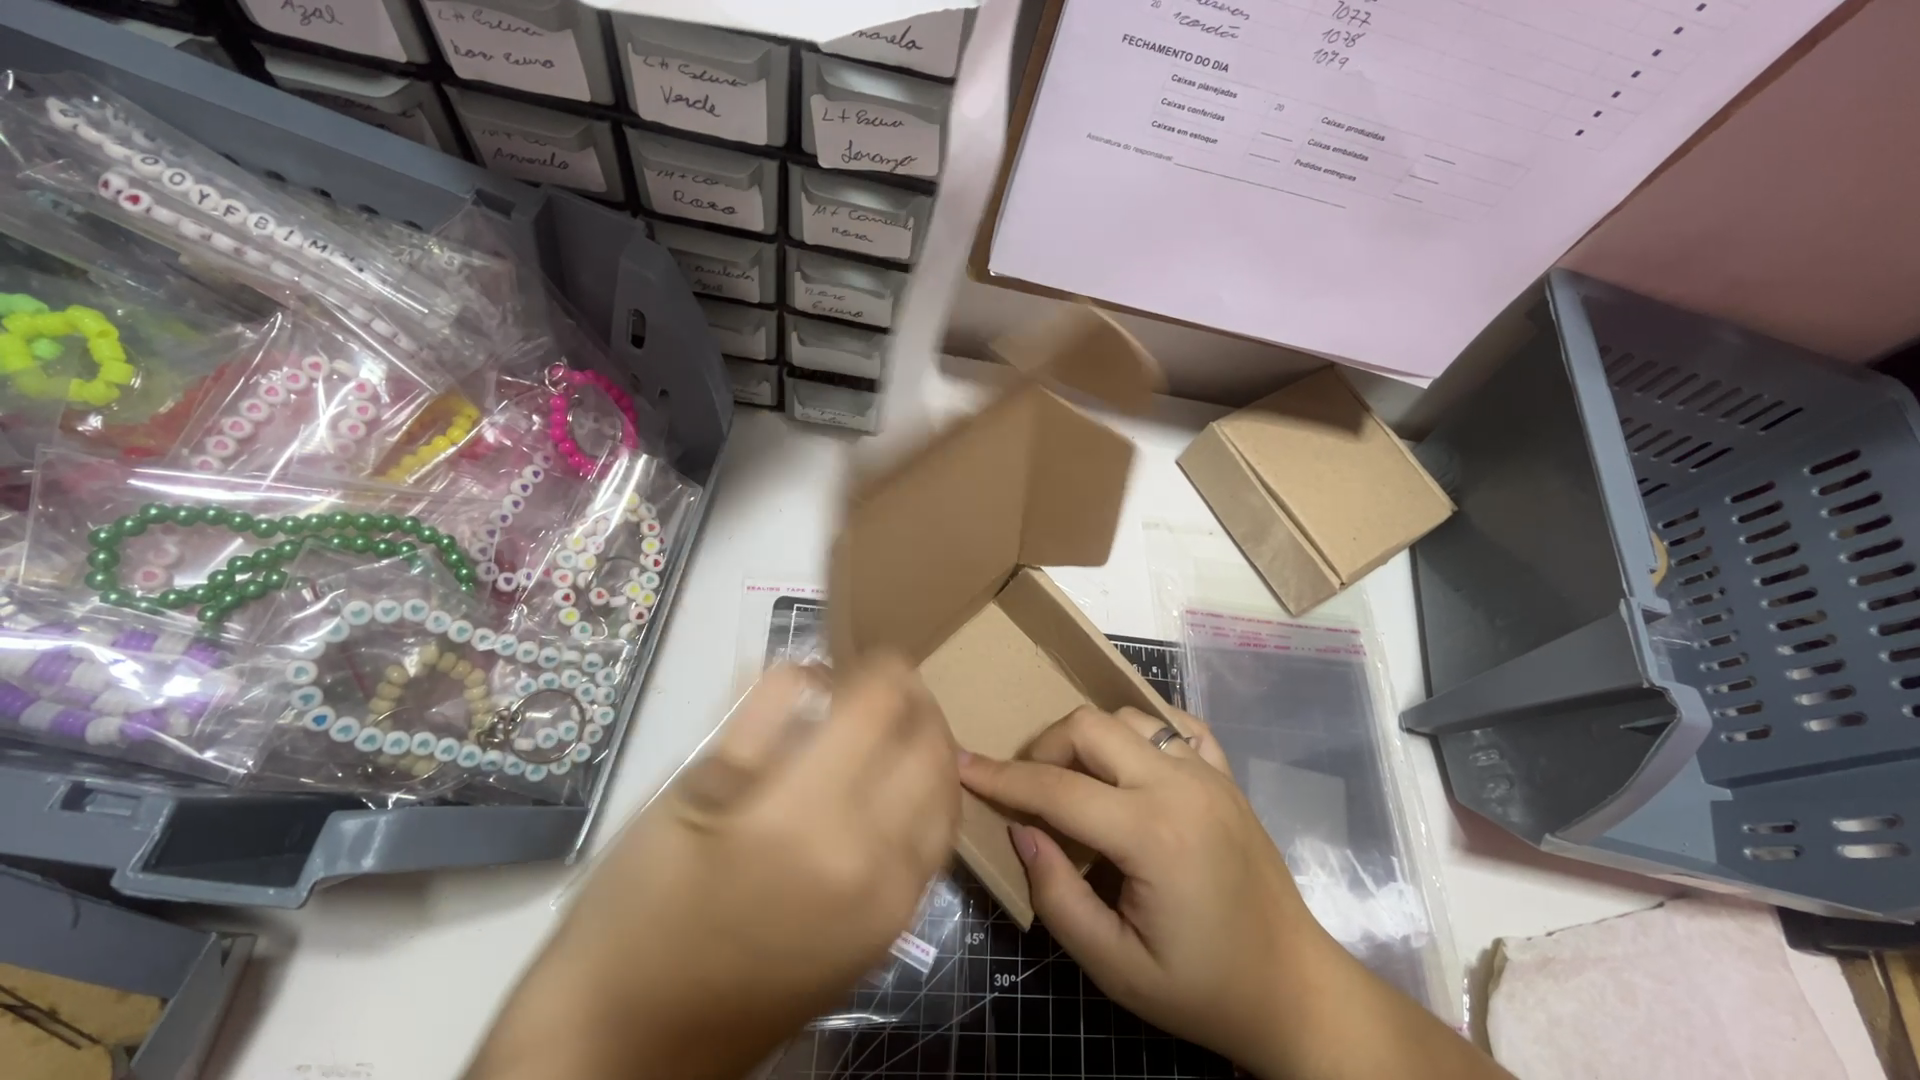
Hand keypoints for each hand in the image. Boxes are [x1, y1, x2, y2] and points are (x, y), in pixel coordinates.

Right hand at [468, 657, 960, 1079]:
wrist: (638, 1038)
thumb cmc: (641, 905)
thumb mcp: (689, 790)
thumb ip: (762, 719)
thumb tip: (817, 672)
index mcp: (803, 815)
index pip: (880, 704)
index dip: (880, 665)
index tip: (862, 656)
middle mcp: (867, 858)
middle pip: (930, 742)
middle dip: (914, 698)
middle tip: (884, 685)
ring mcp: (891, 903)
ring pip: (947, 793)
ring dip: (932, 745)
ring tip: (898, 726)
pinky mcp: (893, 934)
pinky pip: (936, 845)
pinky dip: (931, 798)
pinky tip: (899, 785)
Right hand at [960, 705, 1510, 1079]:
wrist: (1293, 989)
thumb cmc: (1202, 989)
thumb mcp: (1114, 966)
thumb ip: (1057, 895)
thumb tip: (1022, 831)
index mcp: (1152, 834)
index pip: (1056, 789)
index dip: (999, 778)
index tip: (960, 764)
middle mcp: (1181, 785)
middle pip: (1089, 726)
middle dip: (1043, 749)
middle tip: (1027, 791)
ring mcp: (1210, 774)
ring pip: (1129, 715)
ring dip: (1089, 738)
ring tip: (1076, 783)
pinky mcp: (1227, 777)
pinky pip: (1177, 725)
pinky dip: (1142, 731)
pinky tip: (1130, 764)